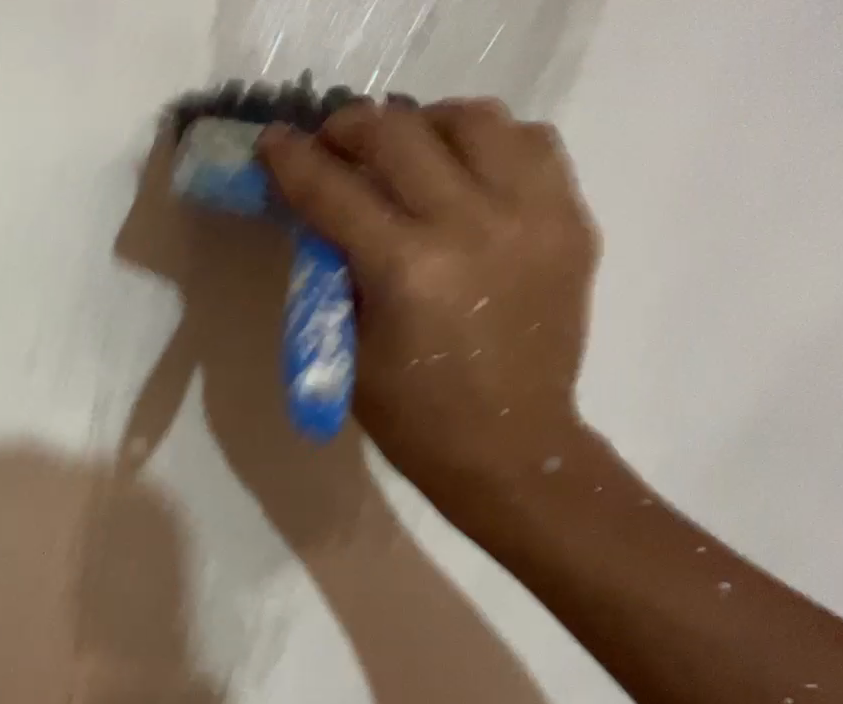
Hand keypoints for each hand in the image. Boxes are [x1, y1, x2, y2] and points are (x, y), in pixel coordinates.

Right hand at [257, 99, 600, 496]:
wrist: (507, 444)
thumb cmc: (410, 414)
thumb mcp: (348, 348)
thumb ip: (336, 273)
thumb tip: (324, 217)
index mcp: (406, 269)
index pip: (336, 191)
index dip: (294, 160)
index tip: (272, 140)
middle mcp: (473, 225)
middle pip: (401, 135)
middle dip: (352, 128)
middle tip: (330, 141)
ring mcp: (533, 215)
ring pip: (474, 120)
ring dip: (424, 124)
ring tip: (403, 148)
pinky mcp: (570, 220)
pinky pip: (531, 143)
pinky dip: (488, 142)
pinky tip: (463, 168)